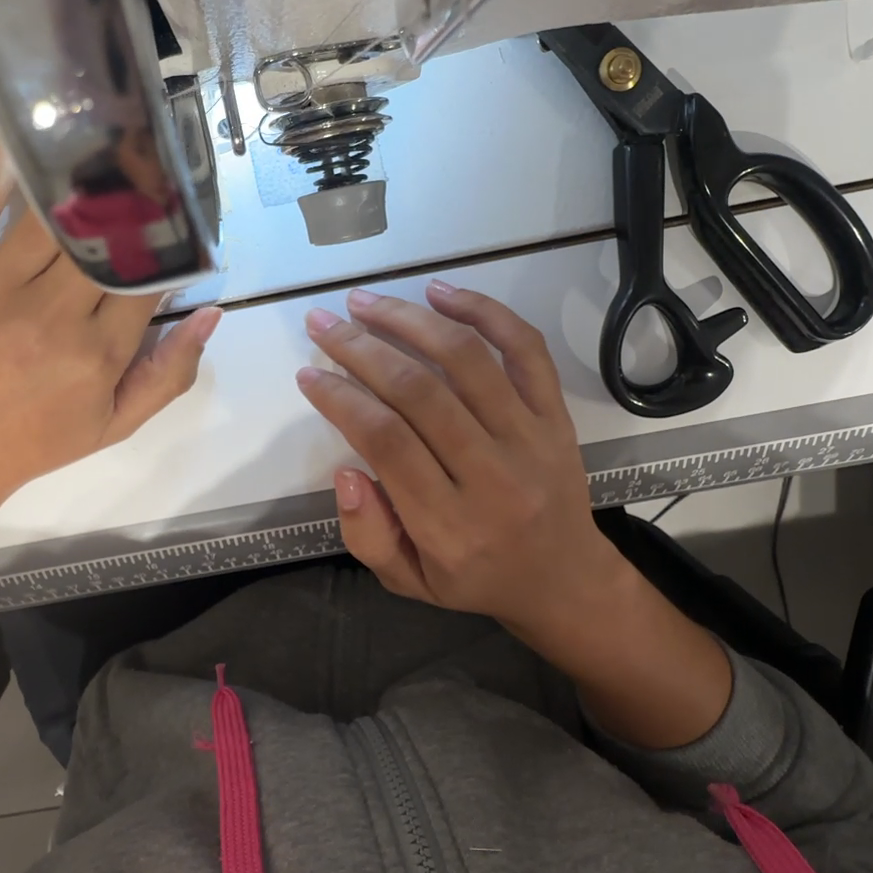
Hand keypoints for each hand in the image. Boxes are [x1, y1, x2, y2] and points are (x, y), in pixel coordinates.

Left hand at [0, 145, 221, 519]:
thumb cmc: (32, 442)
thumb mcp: (114, 425)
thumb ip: (169, 374)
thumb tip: (210, 314)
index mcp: (96, 354)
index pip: (148, 276)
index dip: (169, 244)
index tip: (179, 220)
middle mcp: (49, 315)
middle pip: (105, 236)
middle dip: (135, 199)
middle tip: (153, 166)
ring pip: (50, 213)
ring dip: (82, 178)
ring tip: (105, 146)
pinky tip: (26, 140)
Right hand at [294, 282, 625, 631]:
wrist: (564, 578)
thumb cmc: (474, 578)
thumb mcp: (407, 581)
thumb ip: (368, 535)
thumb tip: (345, 472)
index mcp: (450, 524)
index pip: (387, 442)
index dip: (341, 399)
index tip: (308, 373)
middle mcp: (494, 476)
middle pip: (419, 392)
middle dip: (361, 348)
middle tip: (322, 323)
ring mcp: (530, 439)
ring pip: (466, 360)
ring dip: (409, 320)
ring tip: (365, 300)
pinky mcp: (555, 415)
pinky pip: (525, 349)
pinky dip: (484, 311)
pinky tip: (440, 291)